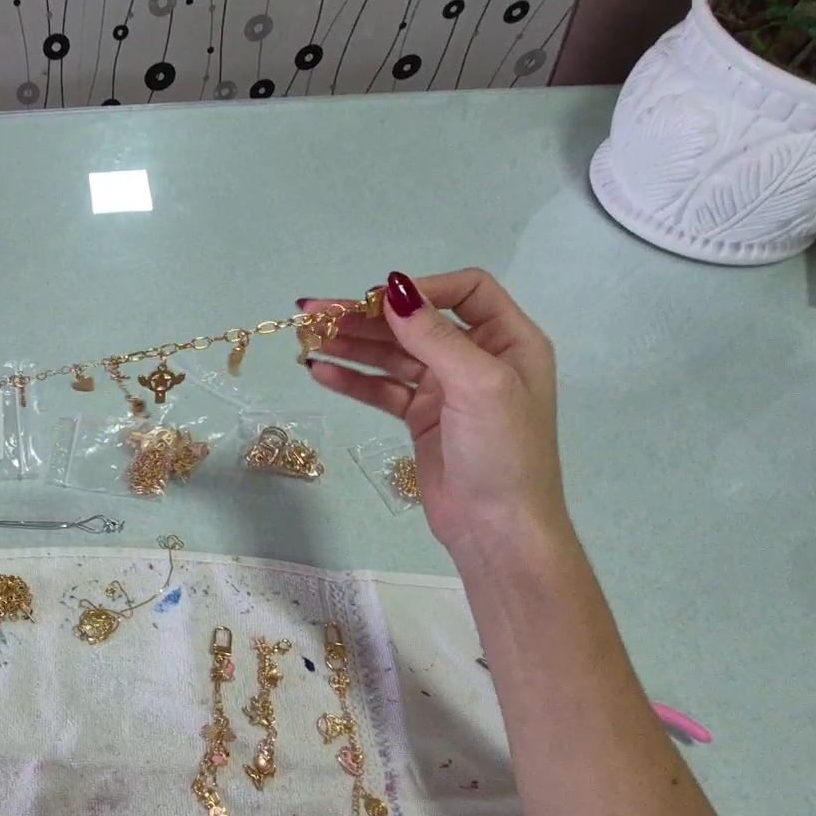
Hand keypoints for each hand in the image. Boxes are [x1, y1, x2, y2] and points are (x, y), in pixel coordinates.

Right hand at [305, 269, 566, 556]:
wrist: (496, 526)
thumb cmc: (503, 452)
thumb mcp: (478, 386)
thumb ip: (435, 336)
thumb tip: (394, 290)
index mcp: (509, 340)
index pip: (465, 291)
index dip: (420, 289)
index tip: (373, 300)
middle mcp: (476, 357)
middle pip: (415, 323)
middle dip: (366, 317)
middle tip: (313, 314)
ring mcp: (445, 389)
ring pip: (391, 355)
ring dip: (351, 346)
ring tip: (306, 342)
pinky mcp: (419, 418)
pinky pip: (381, 389)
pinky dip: (351, 380)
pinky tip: (319, 372)